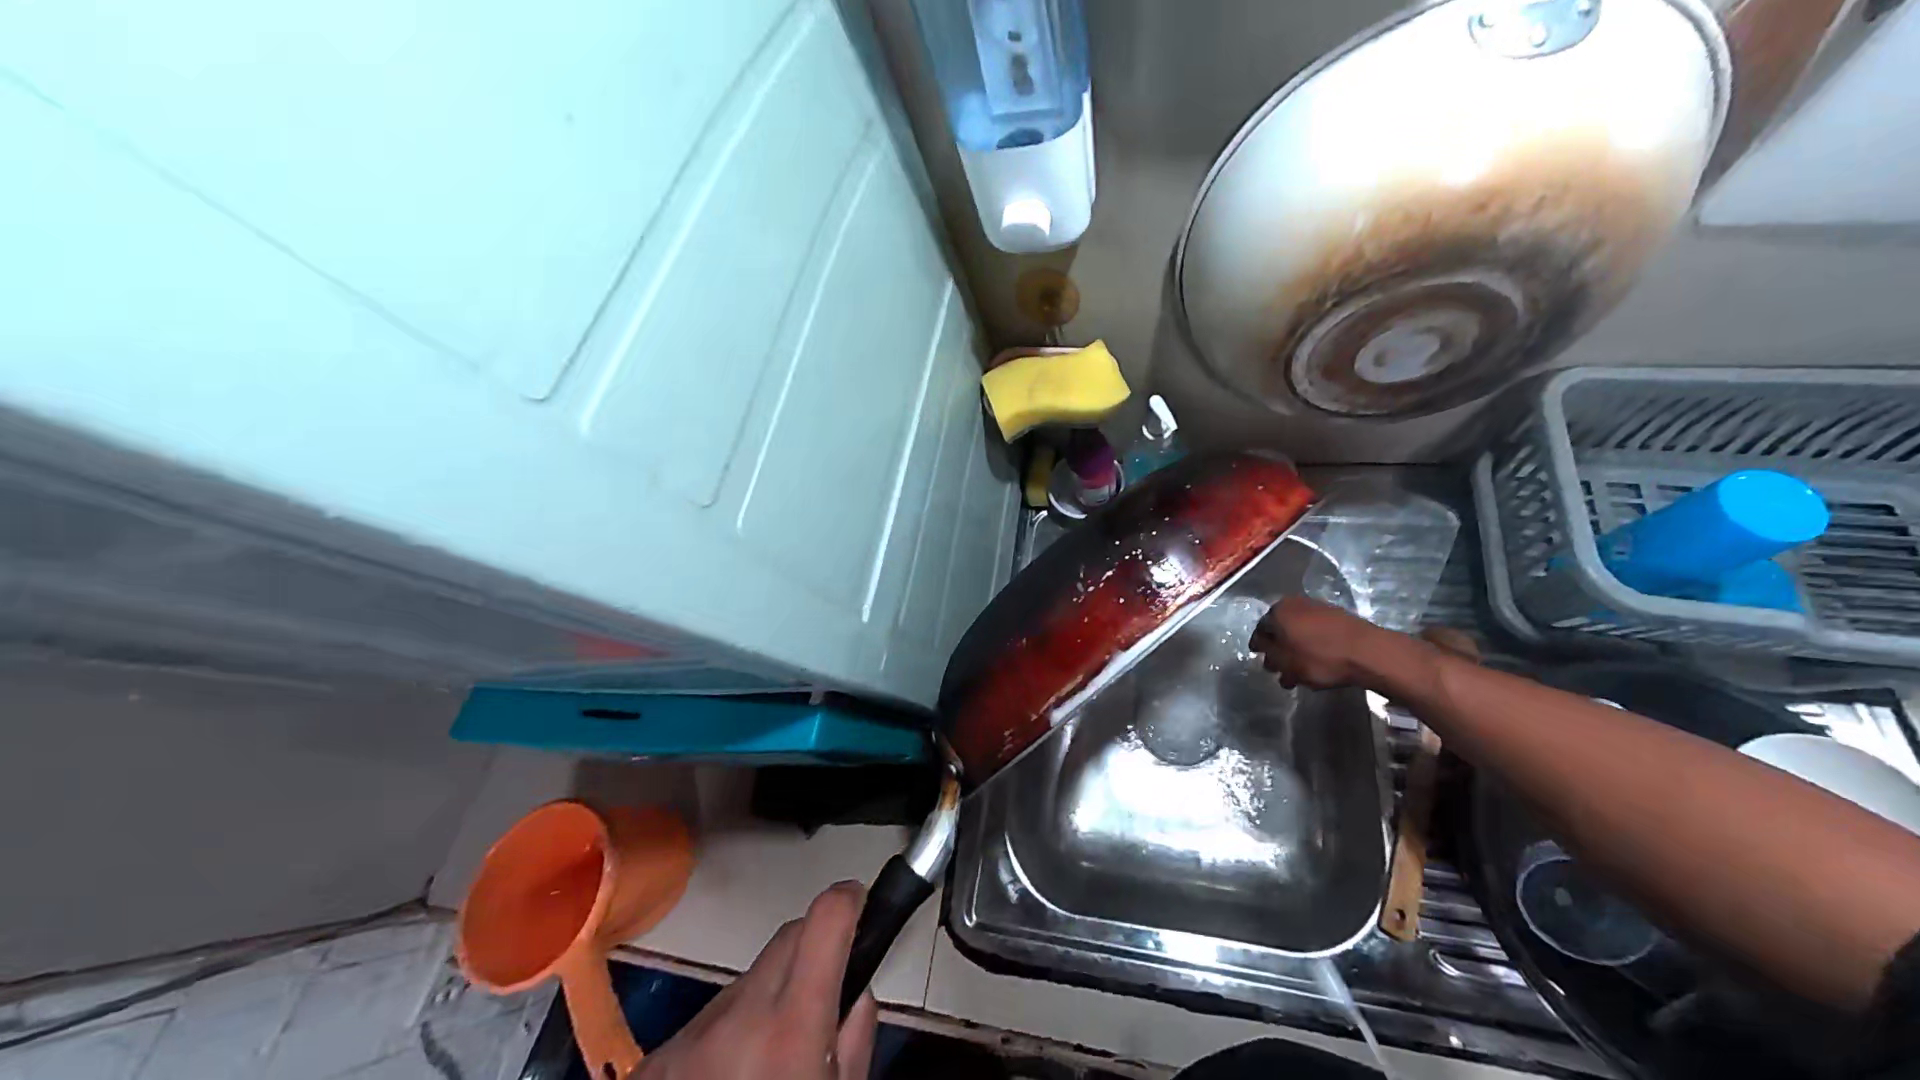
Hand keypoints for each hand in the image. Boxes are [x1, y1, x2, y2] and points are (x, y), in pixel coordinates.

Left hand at [636, 883, 877, 1079]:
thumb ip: (855, 1039)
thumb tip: (856, 991)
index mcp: (792, 1025)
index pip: (826, 918)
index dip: (850, 900)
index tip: (862, 904)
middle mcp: (740, 1012)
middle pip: (790, 936)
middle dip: (818, 943)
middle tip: (830, 986)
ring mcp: (693, 1031)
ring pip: (751, 978)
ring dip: (774, 993)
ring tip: (775, 1055)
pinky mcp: (660, 1056)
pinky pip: (713, 1017)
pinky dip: (735, 1029)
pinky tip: (734, 1078)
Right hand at [1248, 596, 1385, 689]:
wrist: (1368, 652)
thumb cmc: (1320, 657)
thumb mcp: (1285, 662)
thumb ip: (1269, 655)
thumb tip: (1263, 648)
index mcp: (1277, 611)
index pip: (1260, 630)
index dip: (1261, 648)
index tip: (1266, 662)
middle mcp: (1295, 604)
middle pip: (1281, 630)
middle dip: (1280, 649)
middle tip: (1282, 668)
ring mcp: (1319, 608)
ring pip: (1300, 632)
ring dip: (1297, 650)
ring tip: (1302, 671)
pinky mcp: (1338, 617)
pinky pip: (1317, 632)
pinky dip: (1314, 646)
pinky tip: (1319, 662)